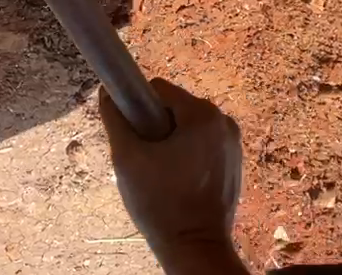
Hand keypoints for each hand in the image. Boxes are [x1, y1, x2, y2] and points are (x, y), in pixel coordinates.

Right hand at [101, 79, 245, 272]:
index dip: (140, 109)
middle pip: (174, 107)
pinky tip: (179, 179)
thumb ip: (114, 118)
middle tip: (149, 160)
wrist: (195, 251)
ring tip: (163, 173)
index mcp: (203, 115)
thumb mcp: (126, 157)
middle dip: (156, 126)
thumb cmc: (160, 203)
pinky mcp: (235, 162)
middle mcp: (224, 122)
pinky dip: (187, 153)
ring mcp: (233, 142)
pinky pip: (201, 142)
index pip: (158, 90)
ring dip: (171, 140)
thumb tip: (105, 91)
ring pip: (186, 125)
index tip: (137, 138)